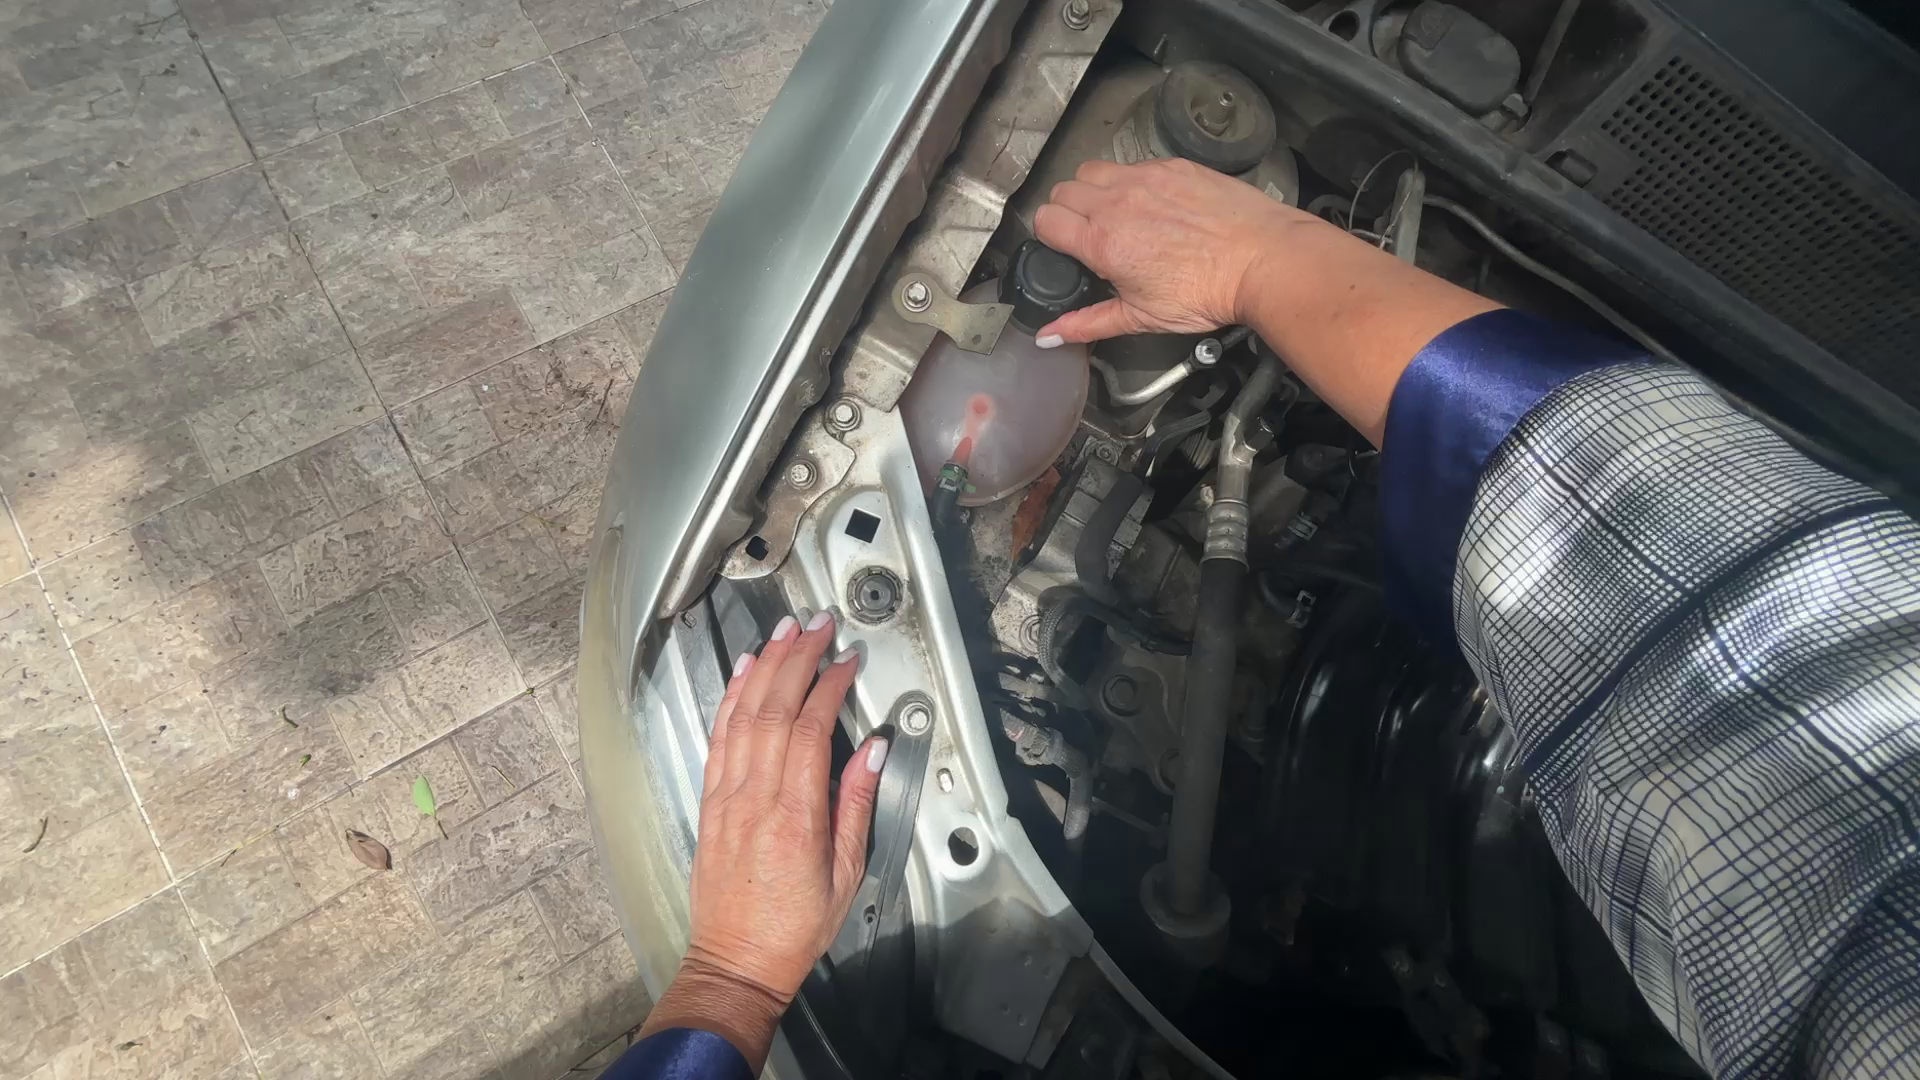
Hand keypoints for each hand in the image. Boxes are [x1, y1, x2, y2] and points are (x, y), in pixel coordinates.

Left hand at [638, 610, 886, 1067]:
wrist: (734, 962)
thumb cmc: (795, 924)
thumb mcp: (846, 872)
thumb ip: (857, 804)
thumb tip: (872, 749)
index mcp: (795, 815)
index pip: (811, 729)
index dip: (830, 685)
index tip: (848, 660)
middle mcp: (755, 796)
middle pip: (775, 708)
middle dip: (798, 658)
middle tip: (818, 624)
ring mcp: (727, 794)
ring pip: (744, 713)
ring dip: (765, 666)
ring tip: (784, 630)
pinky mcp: (711, 798)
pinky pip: (719, 736)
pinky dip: (731, 697)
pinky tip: (743, 671)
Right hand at [1033, 157, 1497, 444]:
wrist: (1262, 260)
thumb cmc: (1203, 294)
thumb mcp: (1139, 318)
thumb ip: (1087, 323)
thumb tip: (1047, 337)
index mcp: (1102, 242)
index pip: (1045, 220)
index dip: (1047, 236)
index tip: (1061, 250)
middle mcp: (1117, 201)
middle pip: (1063, 190)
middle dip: (1065, 211)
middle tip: (1085, 236)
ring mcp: (1146, 177)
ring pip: (1093, 169)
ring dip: (1092, 189)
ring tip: (1114, 215)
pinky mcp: (1174, 165)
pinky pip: (1132, 163)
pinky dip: (1129, 180)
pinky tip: (1150, 204)